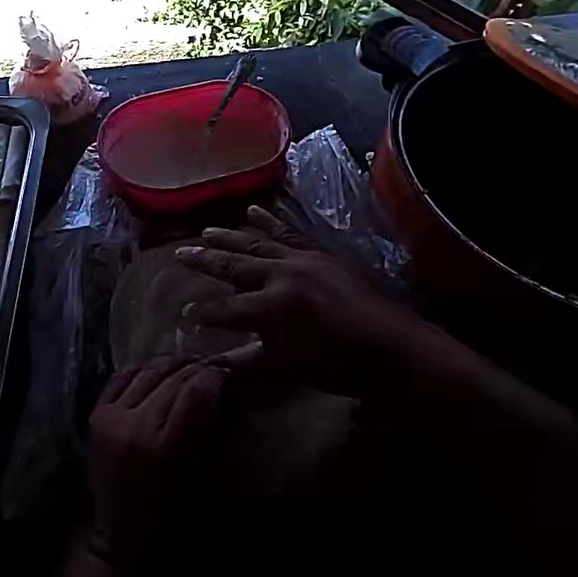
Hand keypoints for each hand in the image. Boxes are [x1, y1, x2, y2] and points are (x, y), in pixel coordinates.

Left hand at [86, 356, 226, 563]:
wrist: (120, 535)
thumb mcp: (200, 476)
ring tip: (192, 361)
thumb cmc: (170, 517)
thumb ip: (210, 429)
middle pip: (172, 378)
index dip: (215, 376)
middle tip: (217, 361)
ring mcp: (110, 416)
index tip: (230, 370)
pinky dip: (143, 370)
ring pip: (147, 372)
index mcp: (163, 448)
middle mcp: (134, 425)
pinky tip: (159, 369)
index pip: (194, 392)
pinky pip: (122, 378)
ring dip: (172, 363)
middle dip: (198, 366)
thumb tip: (223, 387)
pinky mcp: (96, 414)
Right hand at [173, 206, 470, 397]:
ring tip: (206, 230)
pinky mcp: (320, 254)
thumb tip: (216, 362)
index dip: (203, 312)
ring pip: (257, 243)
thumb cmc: (342, 365)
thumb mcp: (290, 366)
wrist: (398, 350)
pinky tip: (255, 210)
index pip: (226, 309)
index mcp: (274, 306)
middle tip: (179, 253)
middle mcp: (283, 275)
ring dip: (229, 236)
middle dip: (204, 261)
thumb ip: (249, 359)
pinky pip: (289, 232)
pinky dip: (271, 221)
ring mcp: (303, 259)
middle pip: (234, 265)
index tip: (183, 312)